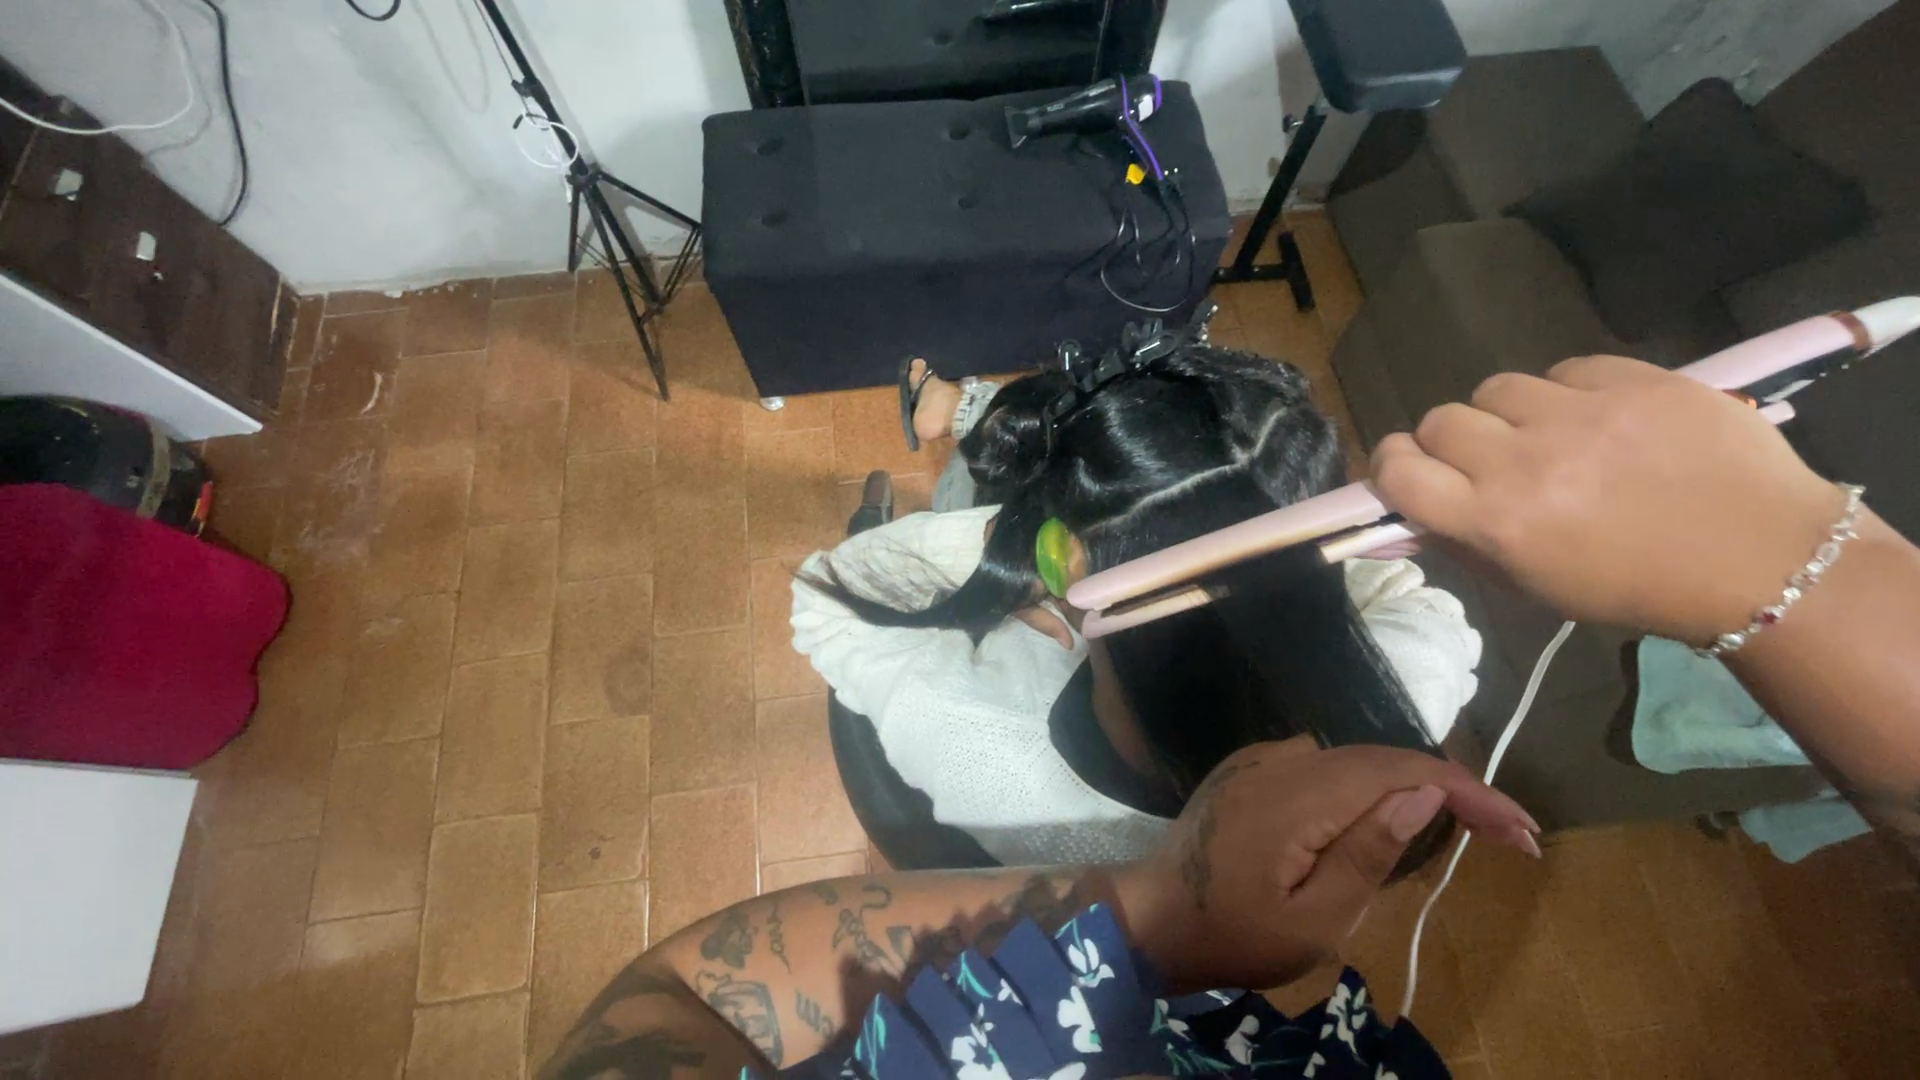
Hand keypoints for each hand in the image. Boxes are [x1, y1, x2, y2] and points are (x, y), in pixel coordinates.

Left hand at [1116, 742, 1538, 992]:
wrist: (1154, 916)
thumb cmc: (1235, 932)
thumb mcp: (1315, 918)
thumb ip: (1368, 850)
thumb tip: (1421, 793)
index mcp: (1296, 794)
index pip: (1396, 768)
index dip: (1465, 790)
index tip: (1521, 830)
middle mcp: (1277, 759)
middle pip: (1377, 757)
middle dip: (1446, 788)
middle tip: (1507, 835)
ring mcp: (1257, 759)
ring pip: (1350, 758)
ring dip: (1405, 784)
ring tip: (1457, 826)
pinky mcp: (1246, 768)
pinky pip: (1318, 764)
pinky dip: (1361, 784)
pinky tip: (1381, 815)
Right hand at [1372, 356, 1845, 644]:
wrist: (1761, 561)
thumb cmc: (1627, 587)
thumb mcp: (1525, 584)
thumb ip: (1458, 542)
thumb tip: (1408, 511)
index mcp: (1494, 521)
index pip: (1398, 471)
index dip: (1392, 467)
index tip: (1409, 472)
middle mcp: (1524, 463)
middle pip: (1438, 421)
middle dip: (1449, 441)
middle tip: (1484, 459)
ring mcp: (1582, 416)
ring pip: (1495, 388)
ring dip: (1505, 412)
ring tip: (1545, 433)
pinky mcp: (1636, 382)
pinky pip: (1565, 369)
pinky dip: (1567, 392)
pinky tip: (1596, 418)